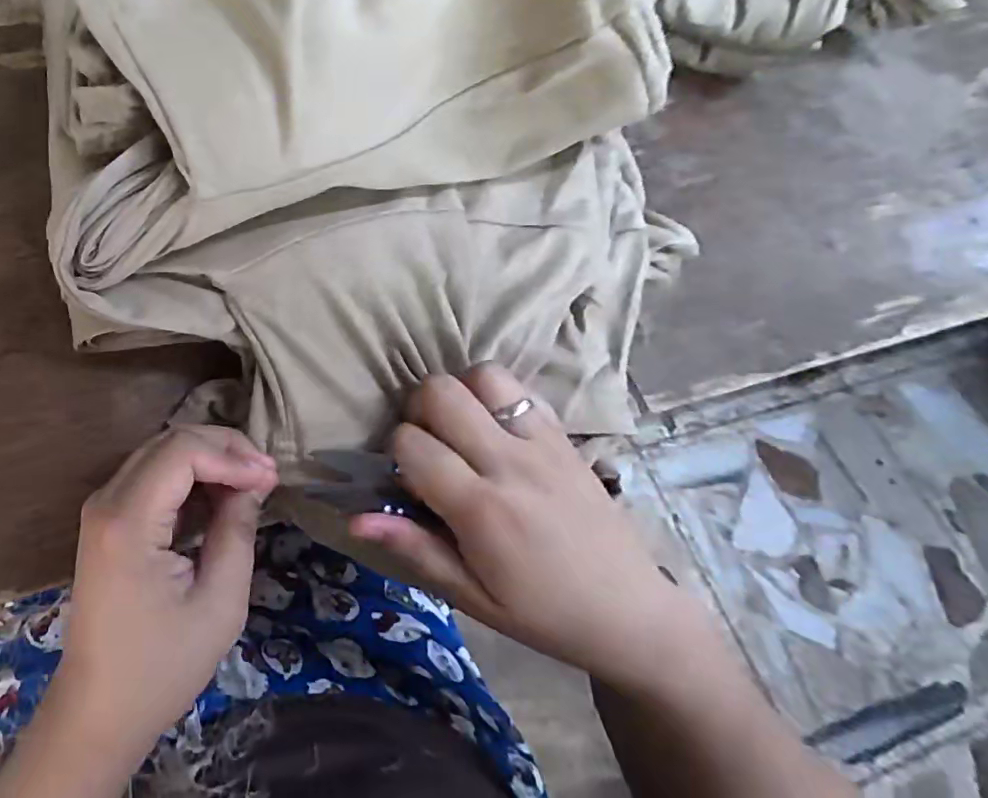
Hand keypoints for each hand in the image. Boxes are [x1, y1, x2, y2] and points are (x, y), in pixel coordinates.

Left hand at [55, 426, 277, 750]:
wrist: (98, 708)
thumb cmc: (161, 666)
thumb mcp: (218, 604)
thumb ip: (236, 532)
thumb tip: (252, 483)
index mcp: (128, 520)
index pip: (181, 451)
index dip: (231, 456)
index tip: (270, 478)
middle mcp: (106, 501)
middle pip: (169, 442)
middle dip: (223, 449)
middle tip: (267, 473)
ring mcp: (101, 508)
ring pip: (160, 453)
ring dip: (207, 458)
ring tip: (252, 480)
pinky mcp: (106, 519)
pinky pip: (151, 476)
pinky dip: (188, 476)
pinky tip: (221, 493)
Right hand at [350, 364, 717, 693]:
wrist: (633, 614)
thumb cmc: (543, 613)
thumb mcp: (471, 597)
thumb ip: (414, 549)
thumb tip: (354, 519)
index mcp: (481, 509)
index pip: (412, 443)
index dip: (396, 454)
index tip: (409, 481)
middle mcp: (509, 464)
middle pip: (439, 392)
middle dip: (417, 411)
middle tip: (428, 446)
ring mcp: (542, 443)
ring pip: (481, 375)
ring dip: (459, 394)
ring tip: (461, 430)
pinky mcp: (564, 436)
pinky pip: (520, 389)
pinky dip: (495, 396)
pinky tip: (496, 429)